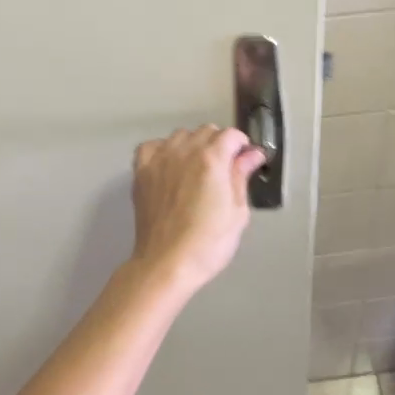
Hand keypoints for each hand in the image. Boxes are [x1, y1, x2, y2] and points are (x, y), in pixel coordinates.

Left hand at [130, 125, 266, 289]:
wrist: (167, 264)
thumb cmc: (209, 243)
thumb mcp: (237, 212)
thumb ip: (241, 176)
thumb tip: (252, 154)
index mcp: (211, 159)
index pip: (231, 135)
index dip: (242, 146)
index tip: (245, 161)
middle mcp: (184, 151)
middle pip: (206, 131)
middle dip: (219, 144)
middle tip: (224, 169)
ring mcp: (159, 159)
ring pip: (180, 136)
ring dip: (193, 145)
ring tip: (197, 169)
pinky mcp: (141, 172)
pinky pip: (152, 146)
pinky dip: (163, 150)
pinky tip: (170, 166)